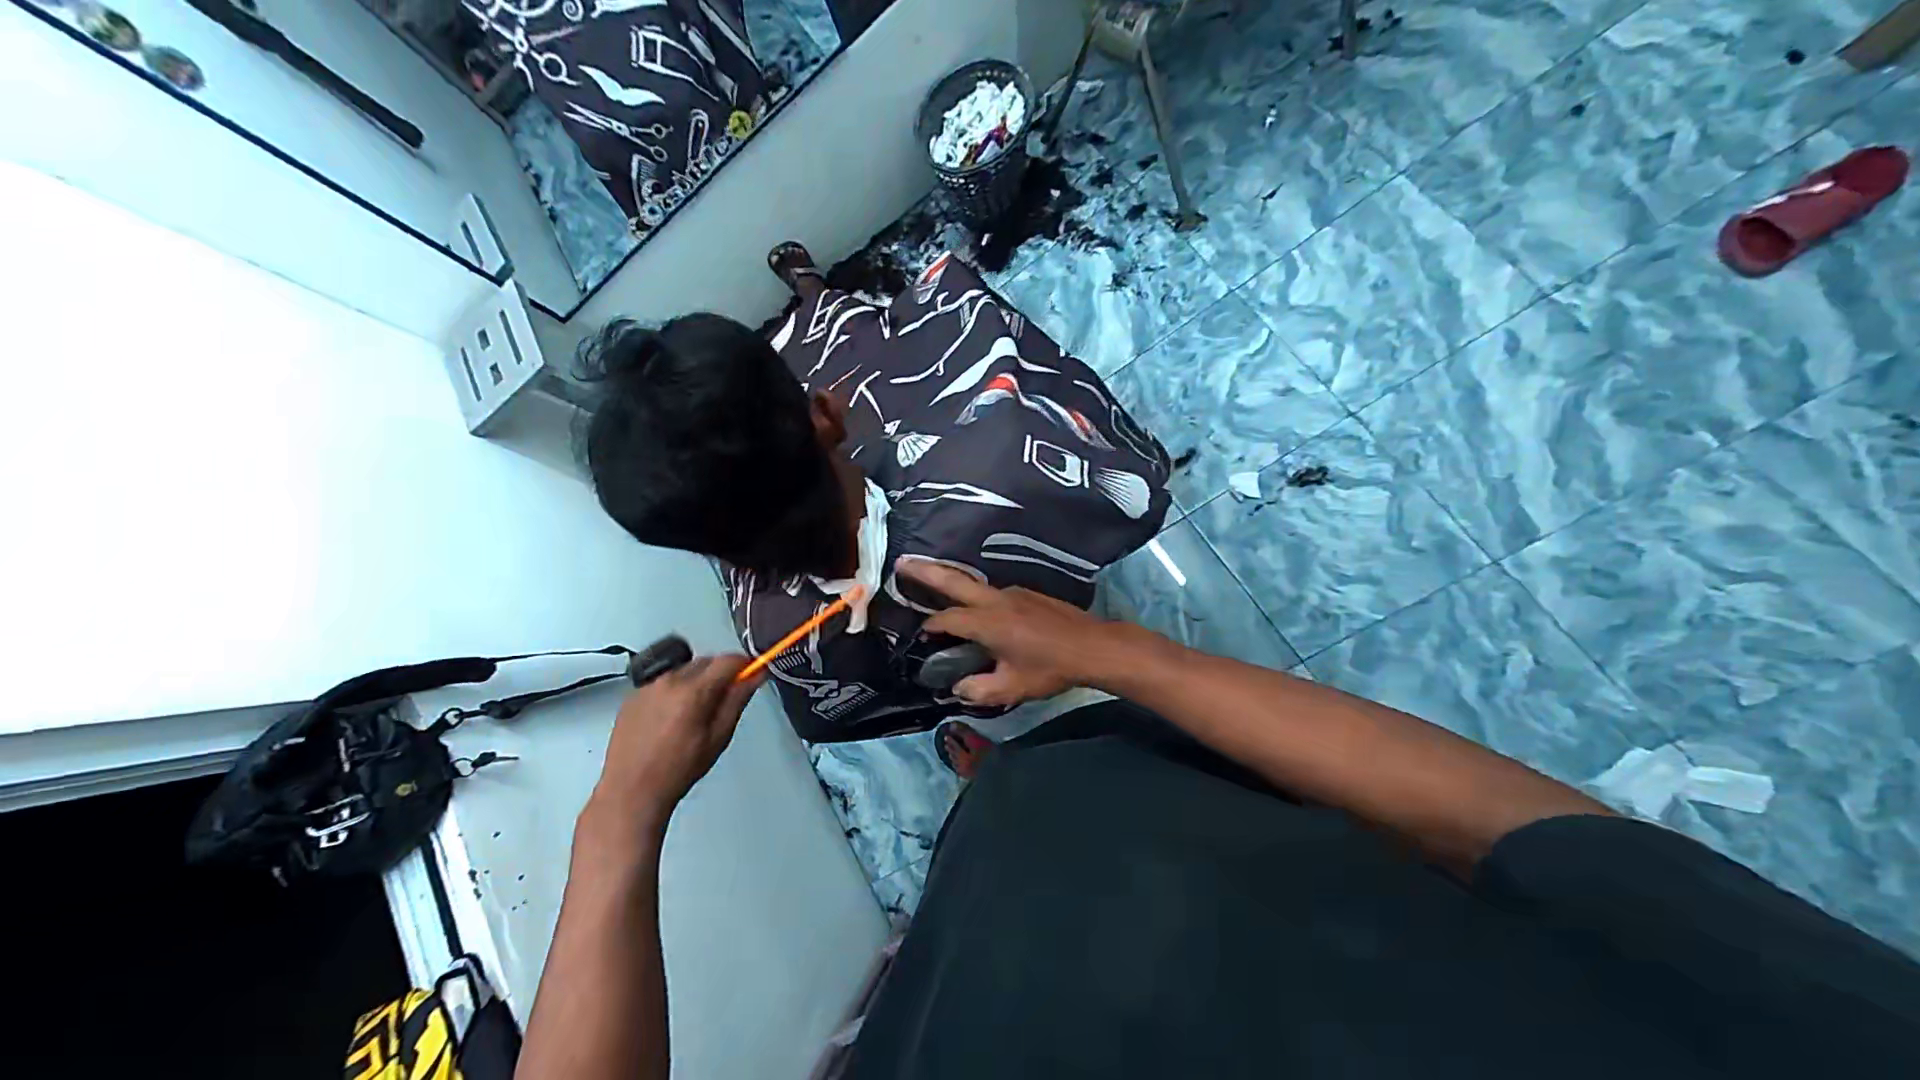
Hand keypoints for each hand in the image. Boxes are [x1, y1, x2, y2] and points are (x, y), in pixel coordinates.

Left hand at [587, 655, 762, 834]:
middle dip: (720, 673)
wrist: (631, 790)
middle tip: (725, 699)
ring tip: (695, 714)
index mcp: (693, 691)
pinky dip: (674, 691)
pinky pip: (662, 682)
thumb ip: (738, 699)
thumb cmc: (676, 769)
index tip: (752, 673)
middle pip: (706, 661)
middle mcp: (669, 681)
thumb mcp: (719, 736)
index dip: (745, 664)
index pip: (728, 660)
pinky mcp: (633, 696)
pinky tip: (672, 718)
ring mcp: (648, 687)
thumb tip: (755, 676)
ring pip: (684, 670)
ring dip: (696, 681)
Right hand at [904, 562, 1125, 706]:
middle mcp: (996, 600)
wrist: (1092, 646)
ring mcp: (1014, 592)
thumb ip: (979, 689)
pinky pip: (993, 591)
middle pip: (953, 580)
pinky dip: (975, 593)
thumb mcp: (1012, 687)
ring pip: (974, 583)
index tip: (921, 634)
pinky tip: (979, 606)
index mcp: (987, 622)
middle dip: (925, 571)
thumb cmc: (1050, 668)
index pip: (948, 619)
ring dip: (951, 579)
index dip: (931, 626)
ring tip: (933, 577)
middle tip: (901, 562)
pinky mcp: (1028, 594)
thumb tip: (958, 689)